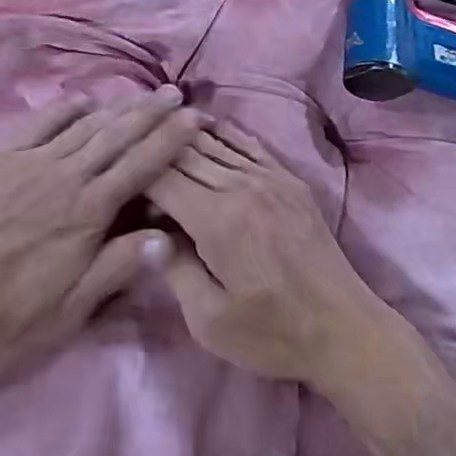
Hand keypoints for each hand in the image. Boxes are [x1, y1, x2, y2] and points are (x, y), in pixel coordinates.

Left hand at [0, 86, 203, 370]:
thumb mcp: (65, 311)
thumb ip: (115, 269)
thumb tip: (165, 237)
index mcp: (87, 212)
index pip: (141, 166)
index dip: (171, 140)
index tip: (195, 118)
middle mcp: (65, 177)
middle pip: (117, 136)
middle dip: (151, 113)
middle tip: (176, 93)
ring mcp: (29, 163)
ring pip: (84, 126)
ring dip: (117, 107)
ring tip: (142, 92)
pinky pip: (39, 125)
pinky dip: (64, 109)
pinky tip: (81, 99)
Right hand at [147, 124, 402, 390]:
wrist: (343, 328)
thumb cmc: (271, 333)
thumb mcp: (209, 320)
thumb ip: (173, 269)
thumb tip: (147, 232)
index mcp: (217, 220)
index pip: (162, 177)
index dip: (133, 172)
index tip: (112, 175)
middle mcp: (241, 186)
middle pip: (184, 152)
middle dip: (152, 146)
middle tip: (124, 143)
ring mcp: (269, 177)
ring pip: (214, 140)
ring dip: (181, 130)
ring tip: (153, 122)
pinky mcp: (288, 179)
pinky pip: (248, 142)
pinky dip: (221, 130)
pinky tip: (202, 123)